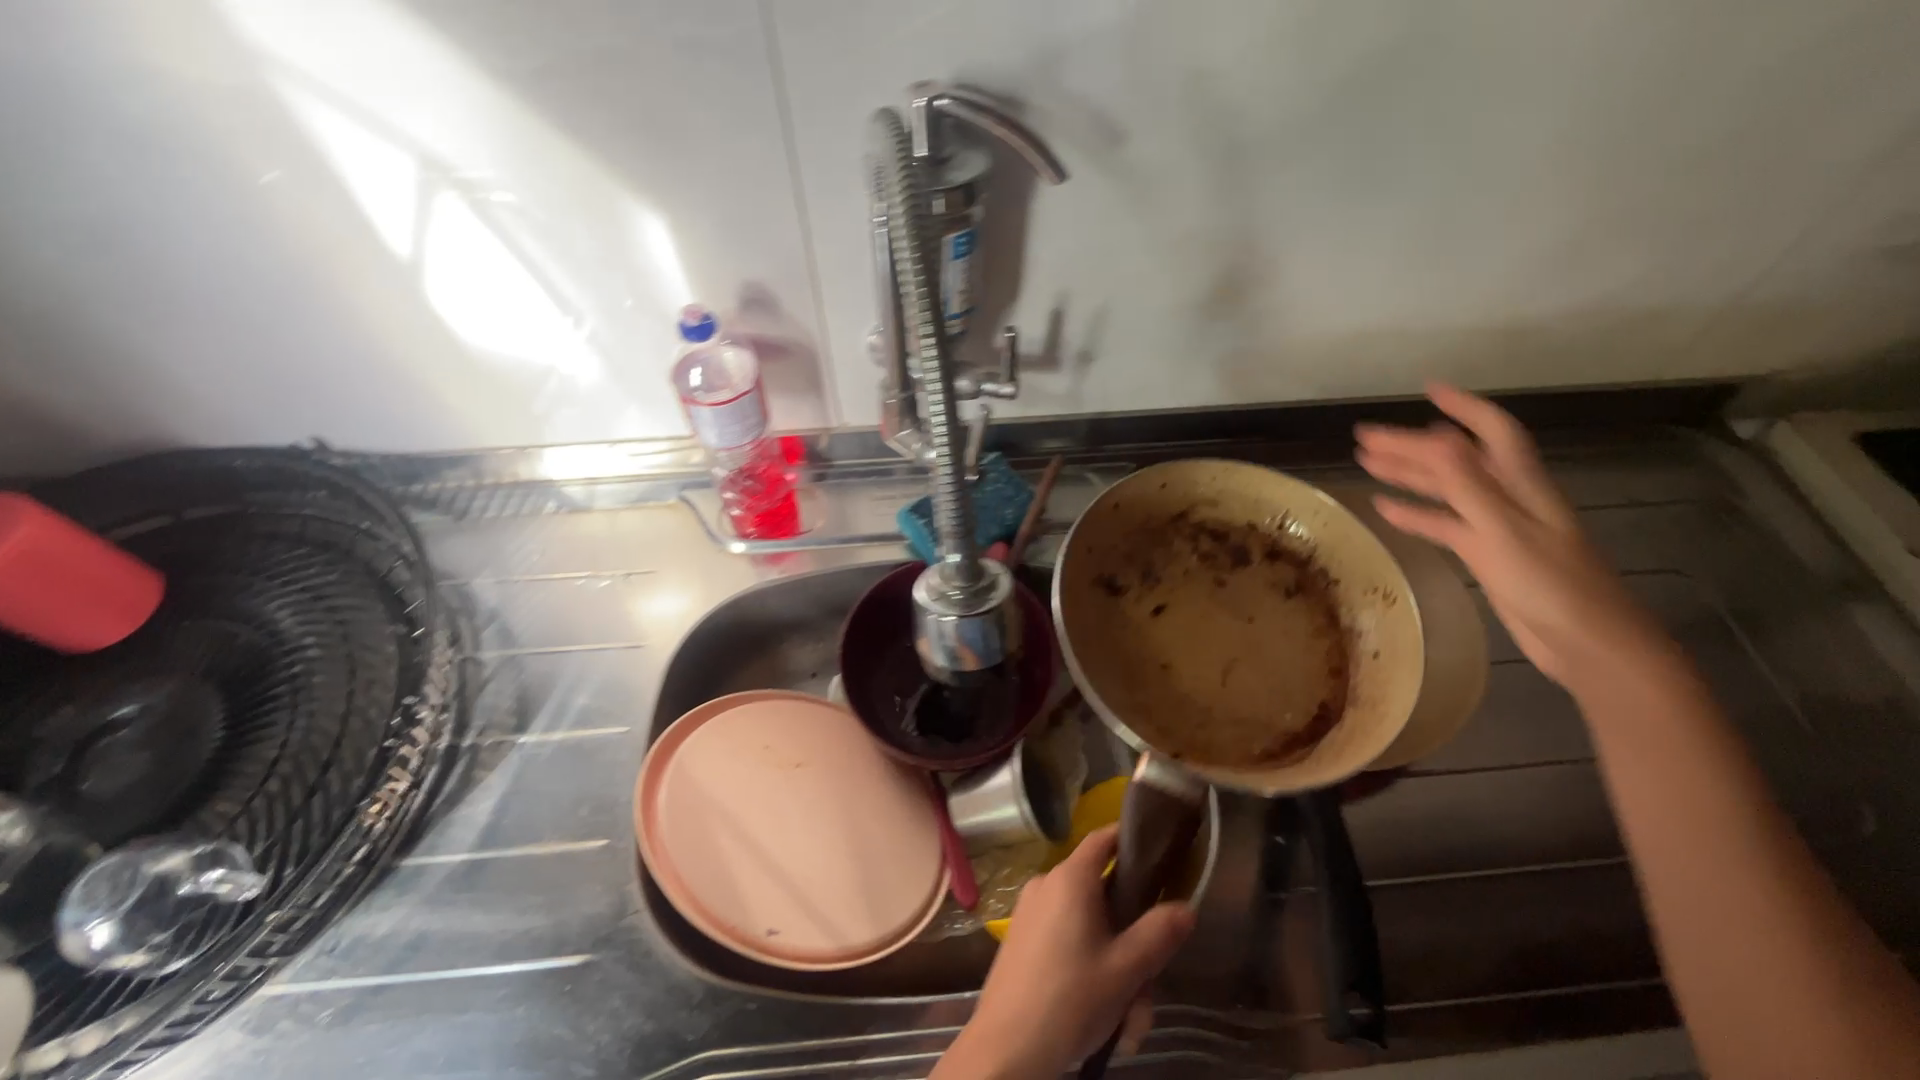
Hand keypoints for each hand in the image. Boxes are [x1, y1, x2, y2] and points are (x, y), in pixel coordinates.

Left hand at [932, 825, 1195, 1079]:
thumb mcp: (1126, 969)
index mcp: (1070, 879)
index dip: (1133, 839)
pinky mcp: (1023, 944)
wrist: (1005, 1049)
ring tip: (1128, 1025)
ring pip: (1091, 933)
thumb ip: (1159, 932)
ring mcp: (1031, 915)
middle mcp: (1047, 887)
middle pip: (1105, 899)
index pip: (1104, 837)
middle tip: (1148, 992)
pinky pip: (1068, 947)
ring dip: (1117, 974)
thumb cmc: (1069, 999)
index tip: (1162, 854)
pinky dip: (1091, 977)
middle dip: (1134, 945)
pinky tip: (1105, 1023)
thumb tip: (1185, 906)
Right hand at [1354, 383, 1665, 692]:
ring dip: (1410, 475)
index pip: (1491, 431)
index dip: (1462, 407)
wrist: (1586, 642)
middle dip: (1414, 444)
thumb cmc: (1550, 583)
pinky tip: (1386, 510)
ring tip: (1367, 464)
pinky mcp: (1487, 555)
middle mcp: (1508, 497)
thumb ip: (1468, 483)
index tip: (1428, 388)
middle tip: (1367, 436)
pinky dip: (1416, 515)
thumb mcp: (1503, 529)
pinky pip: (1444, 525)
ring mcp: (1497, 527)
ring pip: (1446, 490)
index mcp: (1520, 484)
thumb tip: (1436, 436)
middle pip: (1456, 459)